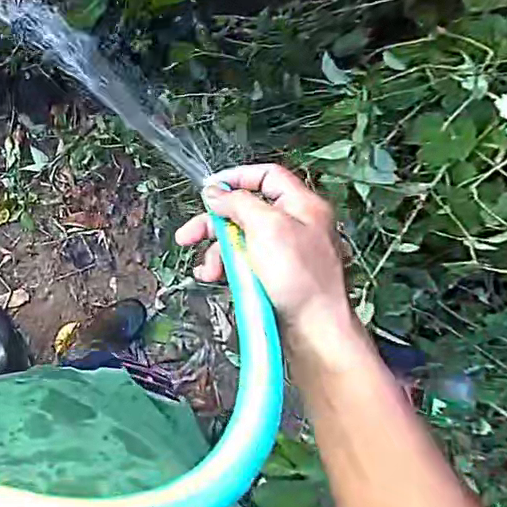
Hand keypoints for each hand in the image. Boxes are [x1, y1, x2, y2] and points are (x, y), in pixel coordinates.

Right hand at [174, 164, 358, 351]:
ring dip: (217, 252)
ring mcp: (285, 252)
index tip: (210, 189)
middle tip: (190, 234)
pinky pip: (244, 263)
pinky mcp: (276, 275)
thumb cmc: (303, 281)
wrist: (315, 331)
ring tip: (208, 269)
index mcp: (302, 205)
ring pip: (240, 239)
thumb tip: (216, 192)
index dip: (236, 178)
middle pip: (245, 210)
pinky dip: (227, 268)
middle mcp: (295, 225)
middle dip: (214, 223)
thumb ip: (238, 203)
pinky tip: (216, 277)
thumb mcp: (266, 227)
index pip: (266, 175)